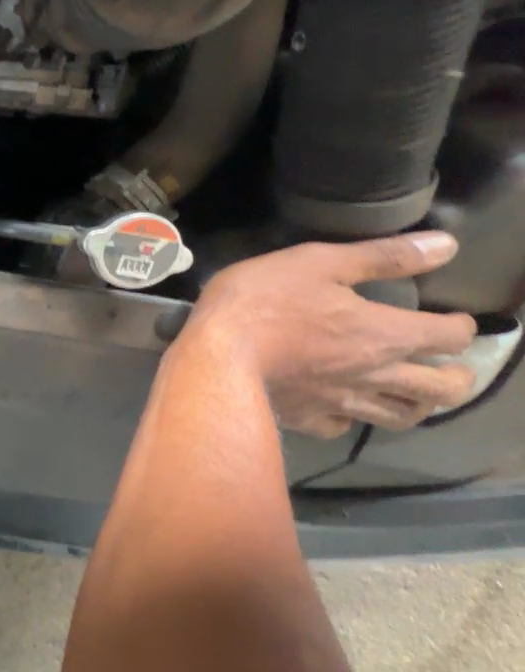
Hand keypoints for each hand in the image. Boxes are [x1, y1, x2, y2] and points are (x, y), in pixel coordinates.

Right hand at [181, 232, 479, 438]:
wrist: (212, 360)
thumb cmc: (260, 304)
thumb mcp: (314, 263)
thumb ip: (380, 256)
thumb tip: (446, 245)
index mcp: (387, 334)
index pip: (451, 336)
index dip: (458, 326)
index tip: (449, 320)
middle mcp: (378, 374)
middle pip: (444, 389)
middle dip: (455, 377)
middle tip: (445, 367)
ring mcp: (342, 402)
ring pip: (403, 415)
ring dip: (416, 404)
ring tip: (407, 393)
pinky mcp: (306, 418)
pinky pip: (343, 426)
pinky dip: (350, 418)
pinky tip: (338, 406)